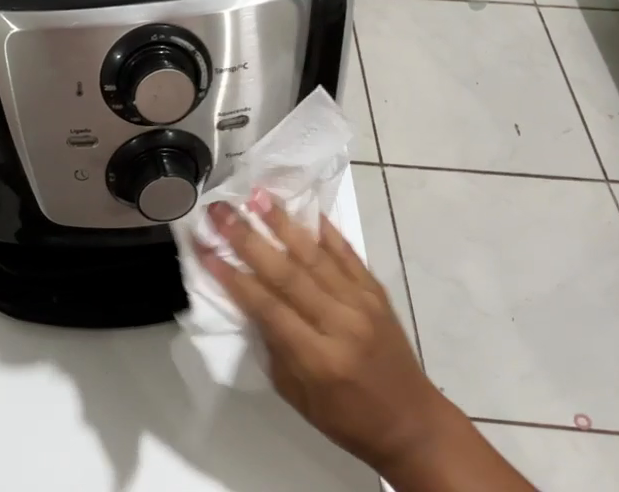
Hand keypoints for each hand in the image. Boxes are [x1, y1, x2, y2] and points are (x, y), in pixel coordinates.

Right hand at [195, 191, 531, 490]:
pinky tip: (305, 208)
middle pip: (287, 273)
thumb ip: (273, 344)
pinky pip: (347, 253)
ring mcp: (362, 302)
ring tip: (257, 195)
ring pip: (315, 255)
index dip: (233, 277)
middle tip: (221, 210)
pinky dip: (325, 229)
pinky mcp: (376, 291)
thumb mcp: (296, 395)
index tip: (205, 247)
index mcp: (318, 358)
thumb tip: (248, 299)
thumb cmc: (347, 418)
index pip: (267, 307)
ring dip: (283, 222)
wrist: (413, 424)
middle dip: (248, 238)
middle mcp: (341, 323)